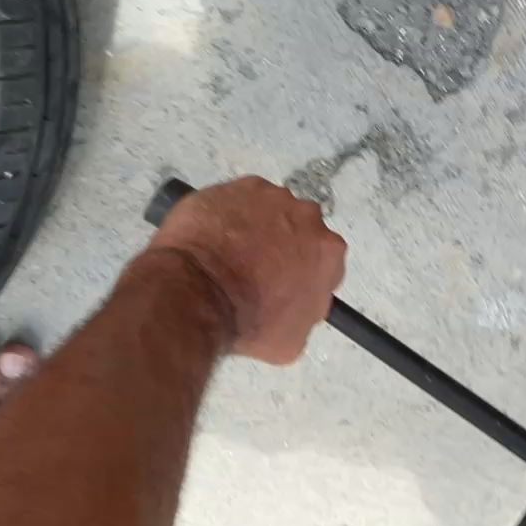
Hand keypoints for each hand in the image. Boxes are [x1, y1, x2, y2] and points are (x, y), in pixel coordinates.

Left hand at [148, 176, 346, 363]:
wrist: (197, 294)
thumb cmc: (247, 321)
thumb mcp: (292, 340)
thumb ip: (307, 313)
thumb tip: (296, 304)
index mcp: (328, 251)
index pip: (324, 259)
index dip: (302, 271)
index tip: (282, 282)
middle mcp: (308, 216)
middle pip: (299, 228)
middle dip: (282, 244)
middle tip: (253, 268)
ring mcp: (272, 196)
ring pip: (268, 210)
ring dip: (254, 226)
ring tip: (227, 252)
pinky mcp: (238, 185)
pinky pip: (238, 199)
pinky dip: (228, 214)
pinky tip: (212, 235)